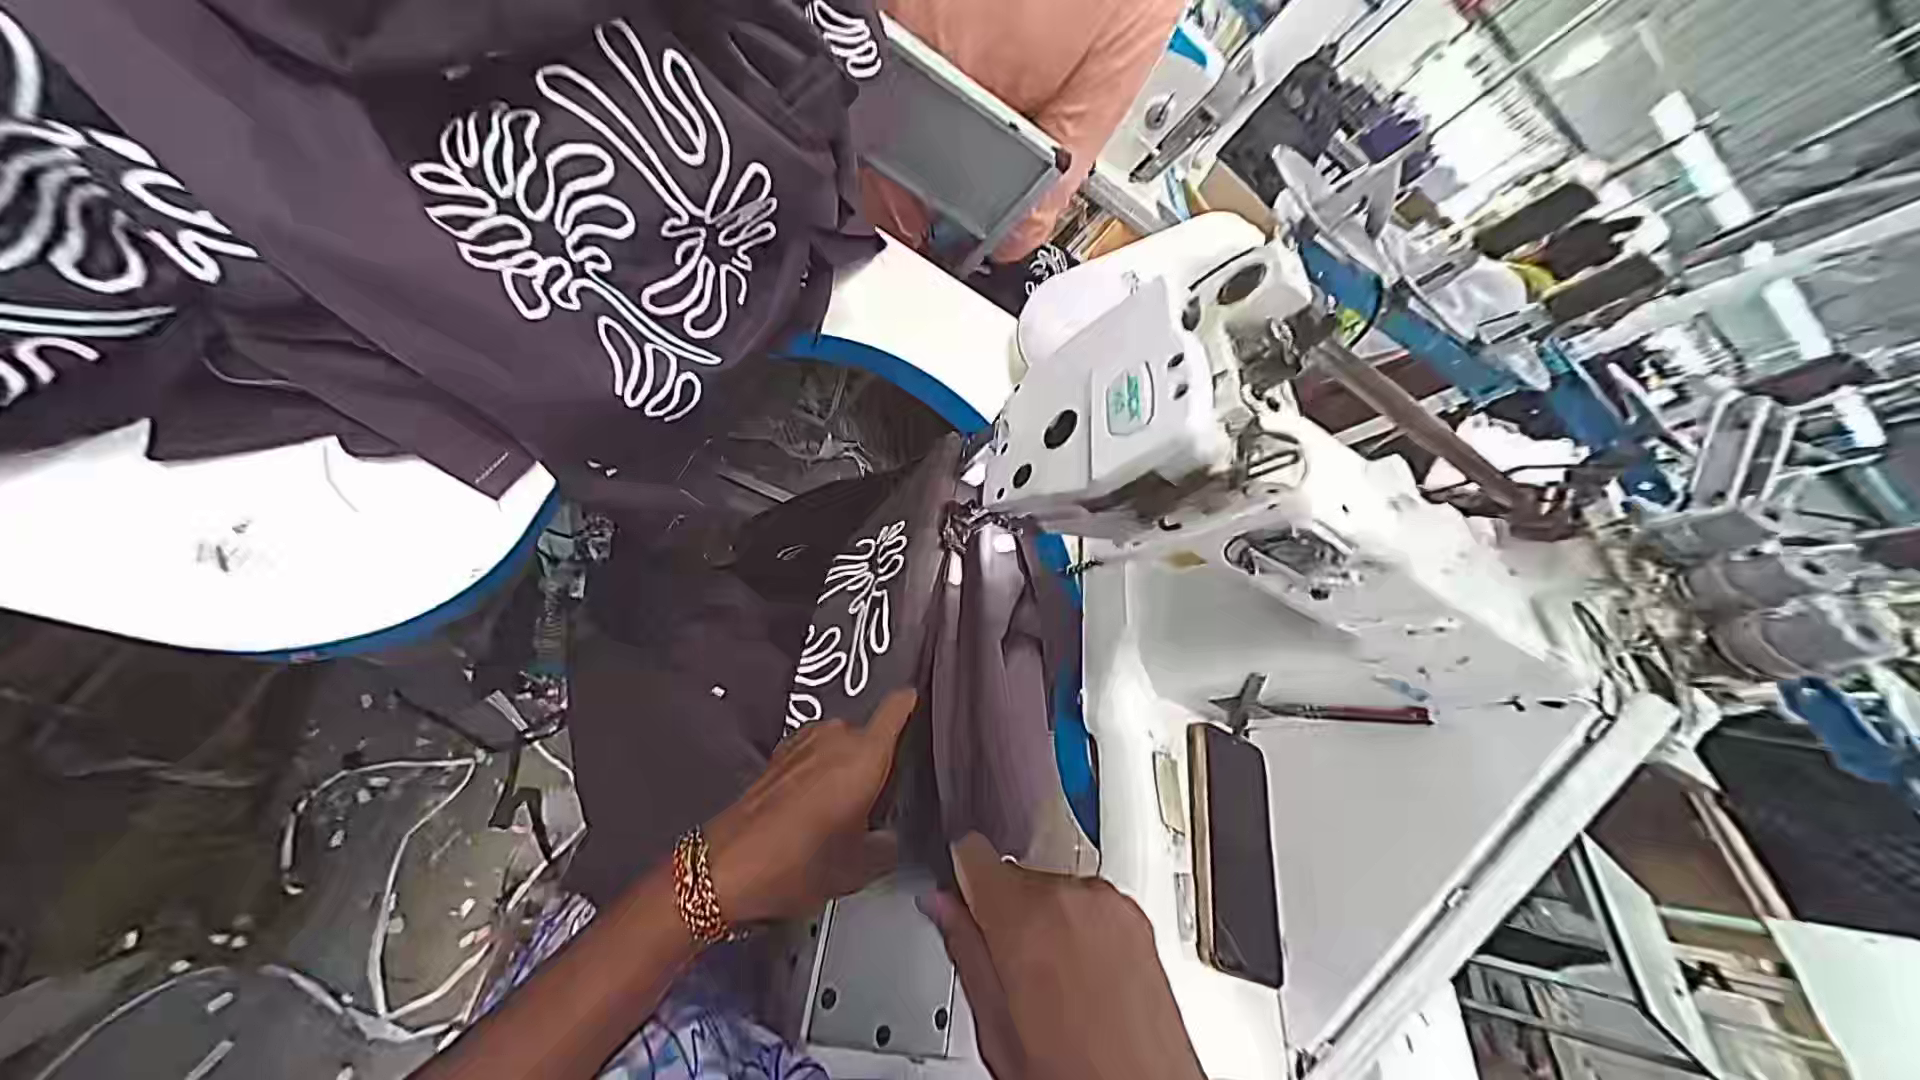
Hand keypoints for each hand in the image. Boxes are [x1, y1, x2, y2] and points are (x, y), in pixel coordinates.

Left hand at [704, 688, 914, 923]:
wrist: (725, 868)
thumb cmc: (799, 862)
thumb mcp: (859, 867)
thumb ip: (887, 845)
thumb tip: (890, 838)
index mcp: (865, 753)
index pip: (897, 708)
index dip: (912, 704)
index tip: (920, 707)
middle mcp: (837, 736)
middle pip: (870, 734)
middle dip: (876, 759)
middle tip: (878, 796)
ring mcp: (804, 741)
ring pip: (840, 744)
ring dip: (844, 765)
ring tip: (842, 806)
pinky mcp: (779, 754)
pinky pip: (814, 752)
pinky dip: (819, 770)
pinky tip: (812, 806)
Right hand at [922, 834, 1205, 1079]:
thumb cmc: (1074, 1075)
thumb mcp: (996, 1024)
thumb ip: (964, 948)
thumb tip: (941, 904)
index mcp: (1022, 917)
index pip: (973, 853)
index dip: (960, 870)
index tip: (959, 887)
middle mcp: (1067, 895)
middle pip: (1013, 875)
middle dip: (1006, 910)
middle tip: (1013, 969)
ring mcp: (1106, 902)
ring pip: (1052, 887)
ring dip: (1047, 917)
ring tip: (1056, 983)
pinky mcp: (1134, 914)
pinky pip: (1090, 900)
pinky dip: (1082, 925)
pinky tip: (1085, 976)